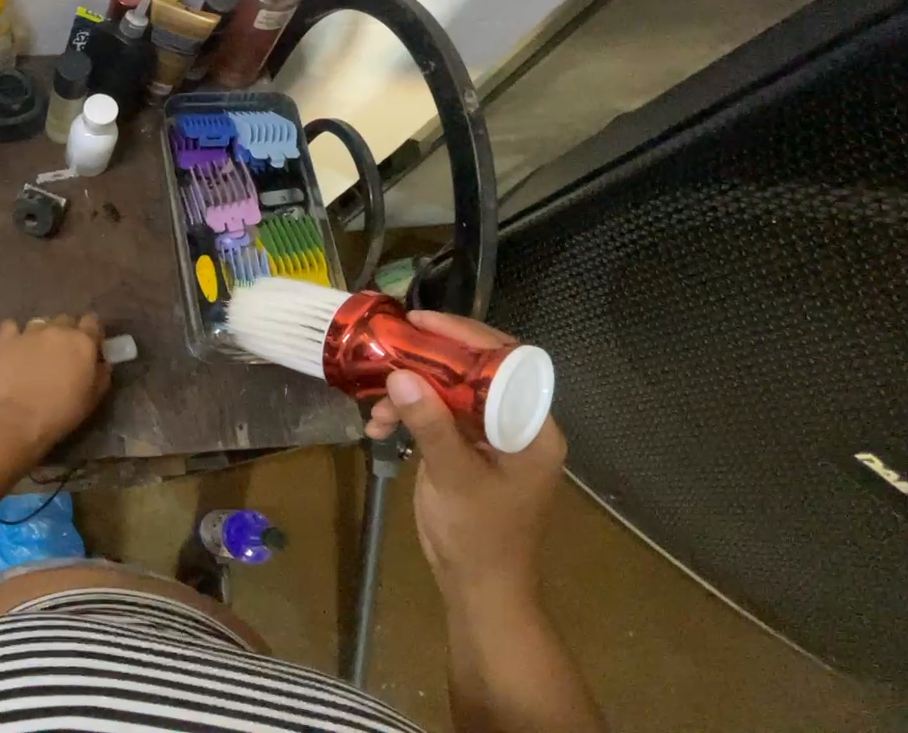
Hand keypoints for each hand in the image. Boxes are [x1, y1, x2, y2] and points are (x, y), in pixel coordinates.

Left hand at [0, 313, 110, 454]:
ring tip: (39, 352)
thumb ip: (102, 374)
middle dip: (67, 332)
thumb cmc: (63, 411)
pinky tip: (16, 346)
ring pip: (41, 322)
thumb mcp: (93, 398)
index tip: (89, 346)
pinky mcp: (8, 339)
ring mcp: (31, 332)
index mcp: (82, 341)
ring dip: (44, 333)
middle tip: (64, 353)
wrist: (21, 418)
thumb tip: (102, 362)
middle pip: (66, 320)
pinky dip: (15, 333)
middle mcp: (58, 329)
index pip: (92, 321)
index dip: (91, 333)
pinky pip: (11, 326)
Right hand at [365, 310, 565, 615]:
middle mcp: (514, 424)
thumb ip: (431, 424)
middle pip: (473, 370)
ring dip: (409, 392)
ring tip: (375, 407)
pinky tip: (378, 426)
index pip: (507, 363)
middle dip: (427, 360)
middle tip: (388, 345)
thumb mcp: (454, 477)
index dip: (465, 337)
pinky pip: (435, 413)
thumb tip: (400, 374)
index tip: (421, 322)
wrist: (477, 585)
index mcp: (531, 428)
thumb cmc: (479, 535)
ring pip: (447, 390)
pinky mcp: (464, 447)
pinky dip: (406, 413)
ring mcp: (488, 435)